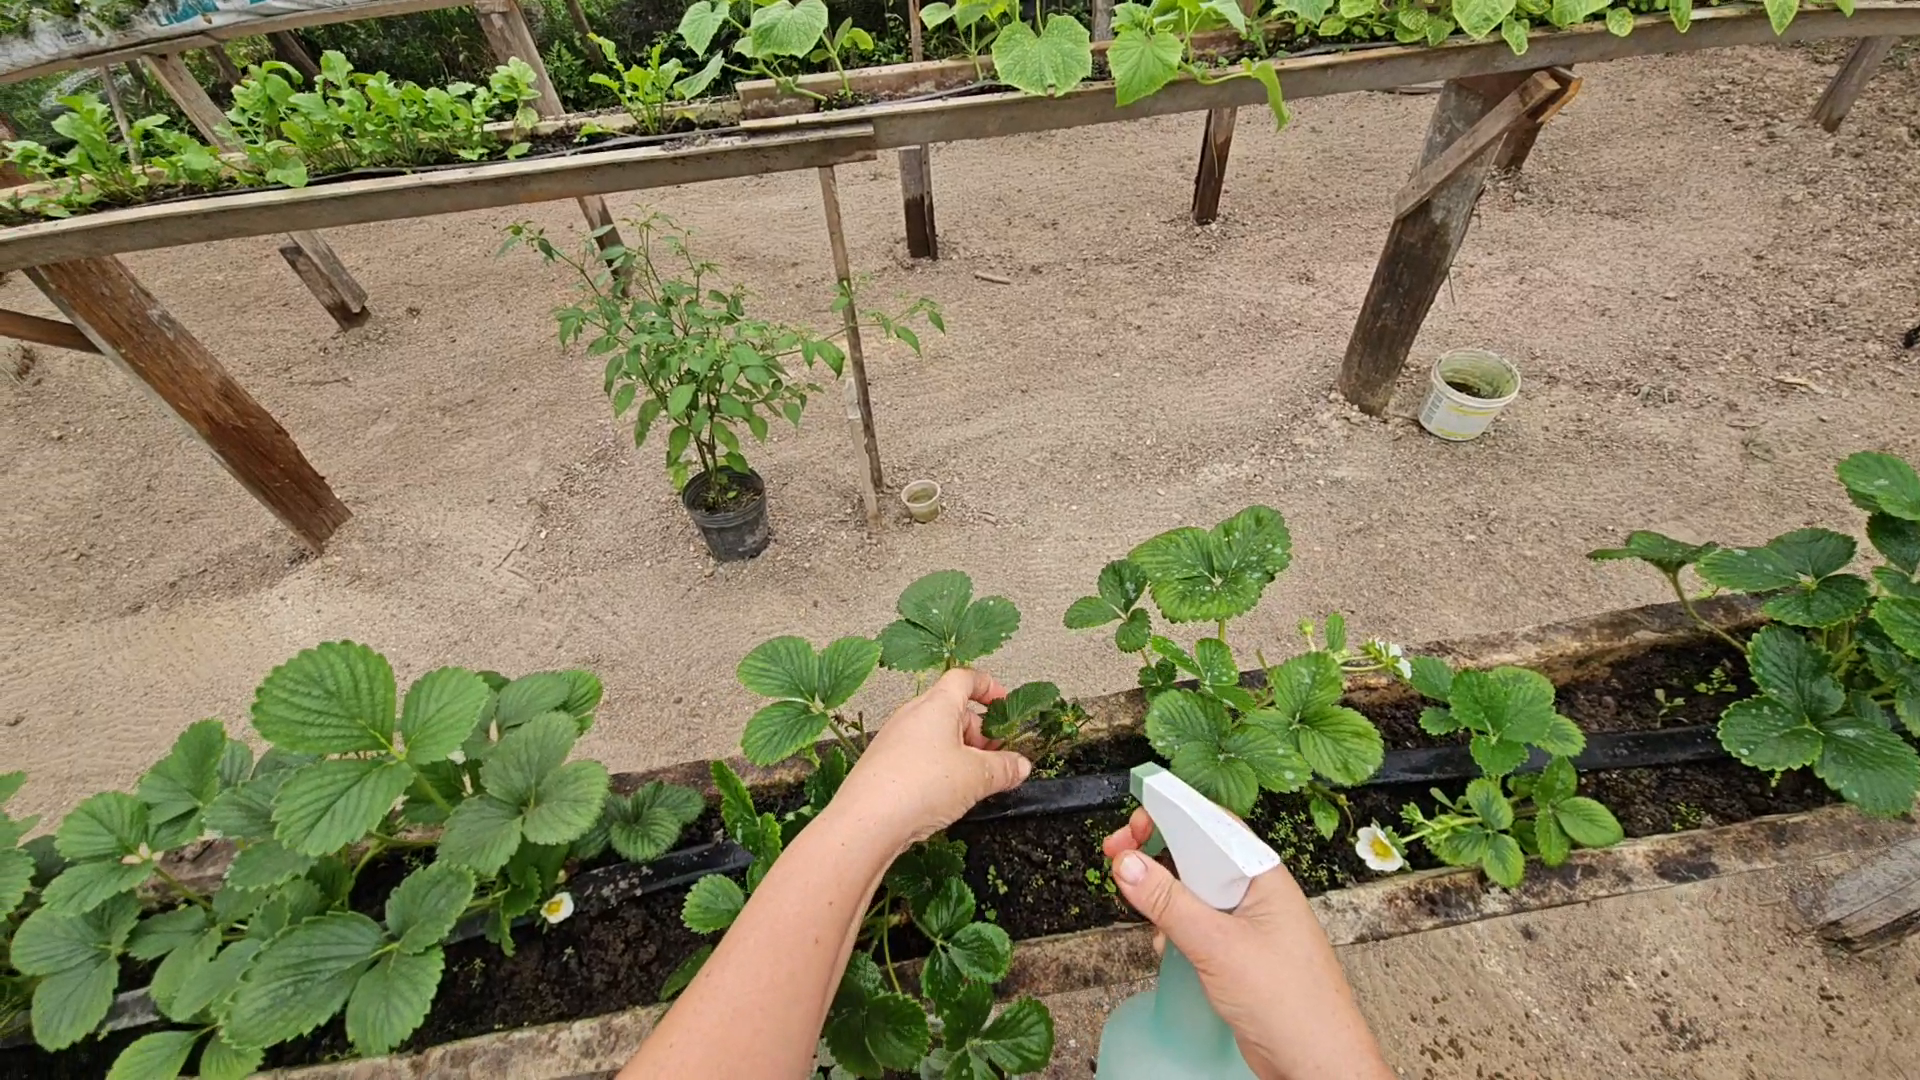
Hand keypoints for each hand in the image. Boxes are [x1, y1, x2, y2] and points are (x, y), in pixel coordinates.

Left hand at [832, 668, 1032, 852]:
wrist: (866, 822)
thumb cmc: (919, 785)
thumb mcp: (976, 777)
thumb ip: (1004, 767)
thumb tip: (1020, 765)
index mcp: (936, 704)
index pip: (965, 678)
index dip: (989, 687)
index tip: (1005, 704)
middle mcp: (912, 715)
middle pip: (954, 711)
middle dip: (980, 733)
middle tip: (998, 759)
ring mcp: (895, 739)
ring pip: (938, 737)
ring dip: (962, 754)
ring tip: (976, 783)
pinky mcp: (885, 764)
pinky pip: (920, 756)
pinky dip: (940, 768)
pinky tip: (947, 796)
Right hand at [1103, 809, 1393, 1079]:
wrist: (1322, 1071)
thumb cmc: (1293, 1007)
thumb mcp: (1218, 946)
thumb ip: (1169, 902)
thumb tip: (1128, 864)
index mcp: (1260, 873)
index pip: (1208, 823)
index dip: (1166, 815)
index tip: (1130, 828)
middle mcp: (1253, 890)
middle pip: (1195, 851)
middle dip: (1154, 850)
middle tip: (1117, 856)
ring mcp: (1245, 920)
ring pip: (1192, 886)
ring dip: (1160, 889)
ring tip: (1135, 898)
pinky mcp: (1235, 949)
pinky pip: (1196, 919)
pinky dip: (1173, 922)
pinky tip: (1163, 940)